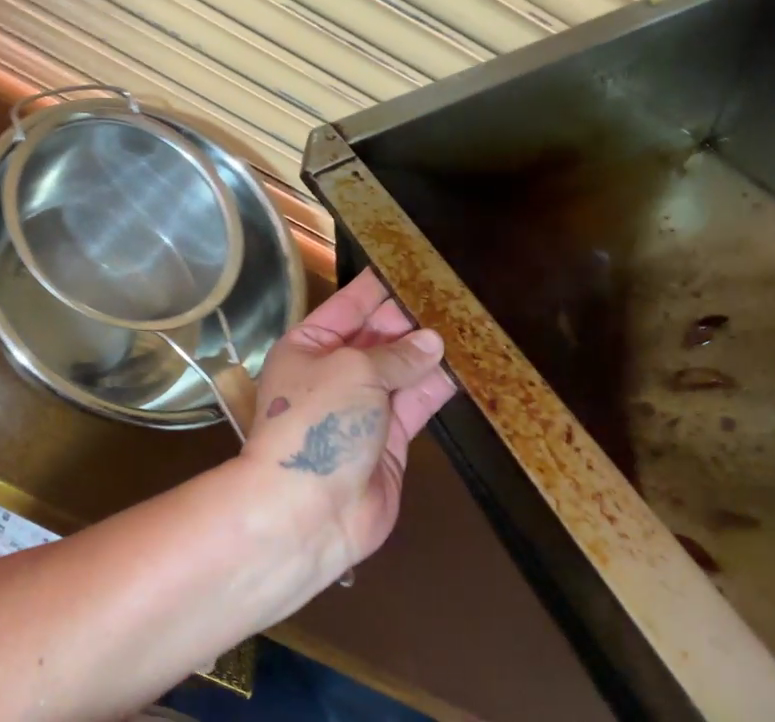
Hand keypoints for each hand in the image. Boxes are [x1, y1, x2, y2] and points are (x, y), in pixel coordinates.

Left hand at [239, 270, 455, 579]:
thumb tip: (431, 341)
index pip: (346, 307)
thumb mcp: (352, 371)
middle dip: (408, 318)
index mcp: (306, 347)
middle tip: (452, 294)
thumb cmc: (317, 422)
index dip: (376, 288)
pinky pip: (415, 404)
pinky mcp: (388, 442)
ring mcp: (360, 409)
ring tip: (468, 324)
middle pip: (375, 337)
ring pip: (399, 371)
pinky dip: (436, 387)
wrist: (307, 509)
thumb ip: (395, 355)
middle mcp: (332, 373)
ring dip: (427, 352)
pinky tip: (465, 367)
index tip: (410, 265)